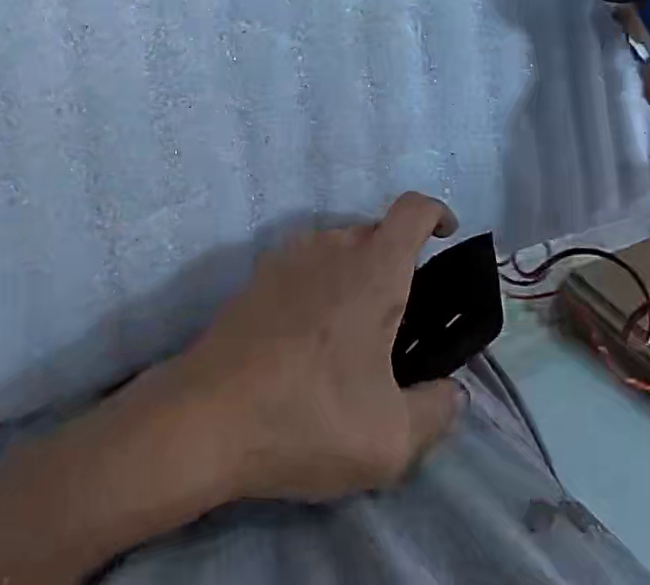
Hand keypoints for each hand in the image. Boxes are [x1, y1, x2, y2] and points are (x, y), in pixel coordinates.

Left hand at [146, 193, 465, 502]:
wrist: (199, 422)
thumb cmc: (305, 417)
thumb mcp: (390, 439)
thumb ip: (438, 411)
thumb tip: (450, 394)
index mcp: (375, 269)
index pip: (414, 210)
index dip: (437, 213)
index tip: (446, 236)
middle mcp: (333, 247)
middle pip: (378, 231)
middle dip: (398, 261)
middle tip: (399, 319)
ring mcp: (288, 258)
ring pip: (340, 247)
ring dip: (357, 274)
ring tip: (352, 334)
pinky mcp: (255, 279)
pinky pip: (306, 266)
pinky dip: (321, 287)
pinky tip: (308, 341)